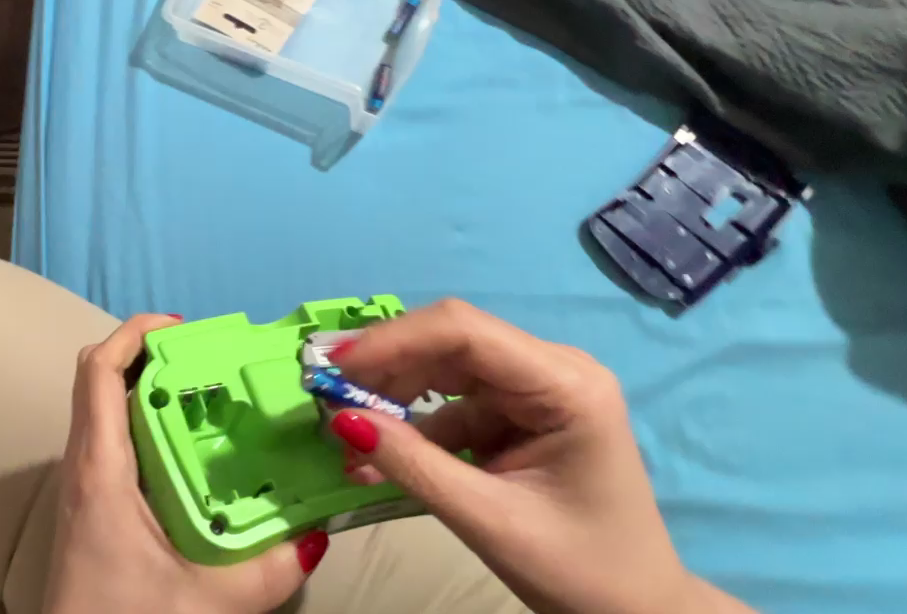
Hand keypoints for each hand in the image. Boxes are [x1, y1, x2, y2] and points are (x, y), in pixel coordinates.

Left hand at [42, 314, 328, 613]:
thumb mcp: (207, 602)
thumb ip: (269, 570)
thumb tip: (315, 533)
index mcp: (100, 469)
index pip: (99, 371)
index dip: (133, 333)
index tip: (180, 328)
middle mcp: (82, 462)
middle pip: (100, 377)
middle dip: (148, 352)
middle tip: (204, 357)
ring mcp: (81, 481)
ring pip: (102, 405)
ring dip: (146, 386)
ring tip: (201, 391)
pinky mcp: (88, 501)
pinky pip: (109, 436)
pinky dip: (142, 420)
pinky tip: (185, 447)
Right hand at [327, 300, 753, 613]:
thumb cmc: (583, 574)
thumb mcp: (491, 522)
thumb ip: (414, 466)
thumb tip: (338, 418)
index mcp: (565, 384)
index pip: (464, 332)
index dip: (392, 340)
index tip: (334, 366)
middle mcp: (548, 368)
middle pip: (446, 342)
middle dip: (382, 365)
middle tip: (323, 390)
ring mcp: (529, 386)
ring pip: (438, 366)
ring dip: (387, 394)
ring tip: (342, 428)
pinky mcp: (511, 409)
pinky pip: (445, 399)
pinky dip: (406, 423)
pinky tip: (373, 451)